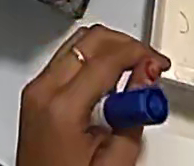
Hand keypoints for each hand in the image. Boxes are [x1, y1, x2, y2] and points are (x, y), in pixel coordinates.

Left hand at [18, 24, 169, 165]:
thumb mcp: (114, 165)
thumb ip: (134, 116)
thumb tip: (146, 74)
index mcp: (61, 108)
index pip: (106, 57)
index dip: (139, 53)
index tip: (157, 62)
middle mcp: (43, 89)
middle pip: (90, 39)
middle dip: (125, 44)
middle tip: (149, 62)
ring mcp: (36, 89)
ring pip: (78, 43)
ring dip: (109, 49)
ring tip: (132, 74)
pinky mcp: (35, 92)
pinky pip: (67, 58)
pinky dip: (92, 60)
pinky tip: (109, 82)